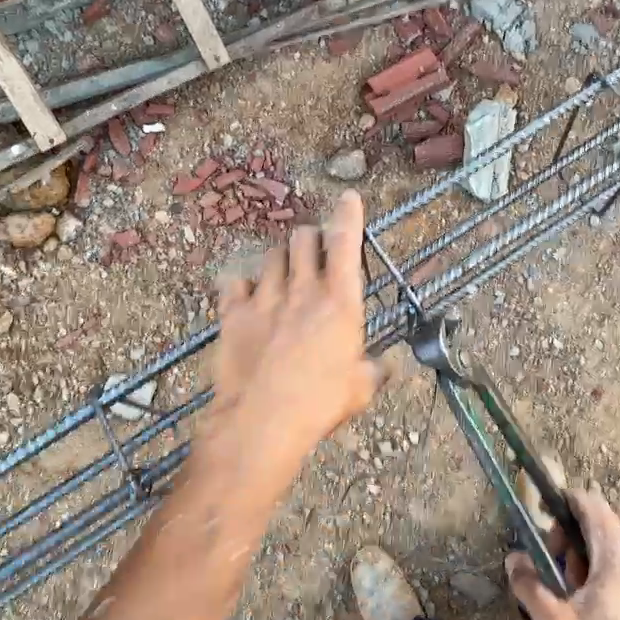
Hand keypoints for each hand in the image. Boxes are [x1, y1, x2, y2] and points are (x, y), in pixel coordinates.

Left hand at [202, 189, 381, 476]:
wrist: (260, 422)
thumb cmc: (319, 405)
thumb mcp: (360, 390)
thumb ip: (374, 370)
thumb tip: (386, 367)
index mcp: (340, 302)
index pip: (346, 242)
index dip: (348, 215)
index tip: (348, 198)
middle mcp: (303, 289)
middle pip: (303, 238)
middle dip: (310, 237)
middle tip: (313, 251)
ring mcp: (264, 298)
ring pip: (272, 255)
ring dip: (281, 259)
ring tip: (283, 273)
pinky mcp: (233, 314)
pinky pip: (235, 282)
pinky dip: (243, 285)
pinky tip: (247, 296)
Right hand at [507, 490, 619, 619]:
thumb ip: (530, 587)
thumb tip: (514, 559)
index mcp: (616, 551)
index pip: (587, 501)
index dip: (558, 504)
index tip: (537, 526)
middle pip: (595, 523)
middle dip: (565, 539)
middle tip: (548, 571)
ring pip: (606, 548)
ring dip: (580, 561)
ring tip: (565, 596)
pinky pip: (619, 567)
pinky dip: (597, 575)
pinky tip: (586, 610)